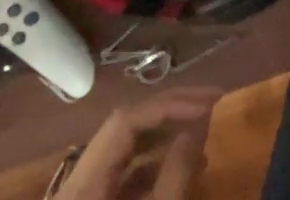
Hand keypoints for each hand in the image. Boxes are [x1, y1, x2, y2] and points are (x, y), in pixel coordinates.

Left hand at [52, 87, 222, 199]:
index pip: (125, 120)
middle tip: (215, 99)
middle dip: (171, 110)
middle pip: (124, 127)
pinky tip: (182, 163)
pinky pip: (122, 171)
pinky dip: (154, 161)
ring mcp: (80, 194)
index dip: (169, 106)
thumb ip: (177, 172)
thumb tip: (201, 120)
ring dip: (165, 132)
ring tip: (205, 125)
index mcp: (82, 184)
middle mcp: (74, 181)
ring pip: (124, 147)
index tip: (210, 105)